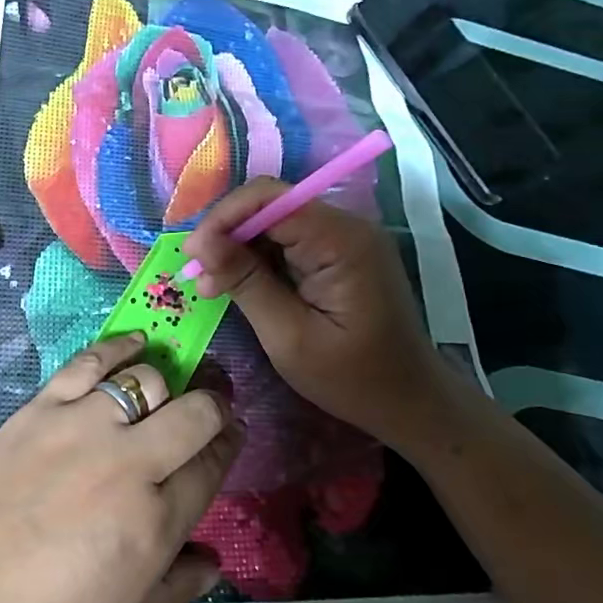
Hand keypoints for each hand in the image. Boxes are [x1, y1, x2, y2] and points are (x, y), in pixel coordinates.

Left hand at [0, 333, 241, 602]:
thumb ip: (171, 599)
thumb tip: (211, 560)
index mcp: (153, 527)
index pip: (212, 467)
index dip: (230, 446)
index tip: (232, 437)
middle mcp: (127, 466)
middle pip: (195, 413)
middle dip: (214, 406)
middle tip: (212, 409)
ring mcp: (78, 428)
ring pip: (147, 379)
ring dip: (169, 380)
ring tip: (171, 384)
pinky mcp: (36, 410)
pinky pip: (89, 362)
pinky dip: (119, 347)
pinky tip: (134, 345)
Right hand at [181, 177, 449, 442]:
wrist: (410, 404)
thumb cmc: (351, 378)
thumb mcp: (287, 336)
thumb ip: (245, 282)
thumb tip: (198, 243)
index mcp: (341, 241)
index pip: (268, 199)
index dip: (222, 219)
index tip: (191, 255)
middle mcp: (345, 227)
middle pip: (268, 206)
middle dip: (226, 235)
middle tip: (197, 276)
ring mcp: (343, 239)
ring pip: (272, 223)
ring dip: (236, 250)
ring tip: (211, 287)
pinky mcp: (337, 255)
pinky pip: (286, 242)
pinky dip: (255, 261)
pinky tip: (237, 287)